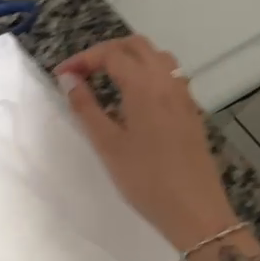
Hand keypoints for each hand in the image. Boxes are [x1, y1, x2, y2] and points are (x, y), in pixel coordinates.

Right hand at [54, 35, 239, 250]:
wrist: (197, 214)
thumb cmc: (146, 180)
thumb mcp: (107, 144)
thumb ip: (85, 107)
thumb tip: (68, 79)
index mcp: (144, 86)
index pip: (110, 54)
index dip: (82, 59)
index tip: (62, 76)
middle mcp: (167, 83)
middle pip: (136, 45)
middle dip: (106, 51)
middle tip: (83, 72)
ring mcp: (184, 97)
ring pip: (157, 57)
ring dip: (130, 58)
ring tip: (107, 78)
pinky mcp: (192, 112)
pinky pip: (170, 75)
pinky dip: (148, 72)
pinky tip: (134, 97)